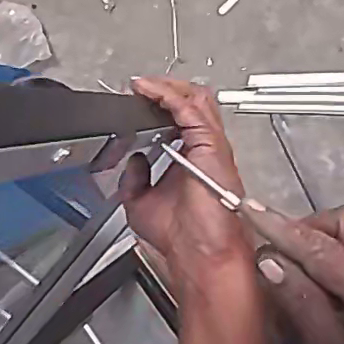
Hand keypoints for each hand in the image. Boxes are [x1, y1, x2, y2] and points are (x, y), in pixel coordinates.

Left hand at [117, 77, 252, 289]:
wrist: (202, 257)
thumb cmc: (185, 240)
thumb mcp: (143, 205)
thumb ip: (136, 181)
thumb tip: (133, 161)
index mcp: (194, 160)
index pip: (182, 119)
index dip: (161, 105)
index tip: (137, 99)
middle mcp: (205, 150)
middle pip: (193, 102)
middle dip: (166, 89)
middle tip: (141, 87)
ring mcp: (211, 146)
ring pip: (196, 99)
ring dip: (167, 87)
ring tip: (144, 85)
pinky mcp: (210, 145)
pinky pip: (190, 109)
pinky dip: (168, 96)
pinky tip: (149, 92)